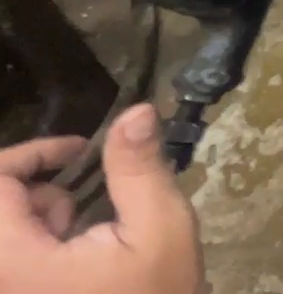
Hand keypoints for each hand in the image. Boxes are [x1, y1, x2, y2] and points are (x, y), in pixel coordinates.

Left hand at [0, 104, 203, 293]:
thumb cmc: (152, 287)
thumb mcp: (160, 223)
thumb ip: (138, 169)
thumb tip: (137, 112)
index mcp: (11, 260)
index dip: (31, 154)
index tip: (82, 149)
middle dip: (36, 192)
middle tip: (86, 203)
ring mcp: (2, 282)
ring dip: (31, 217)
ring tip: (76, 232)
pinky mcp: (12, 287)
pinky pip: (6, 249)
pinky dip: (28, 239)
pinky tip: (62, 253)